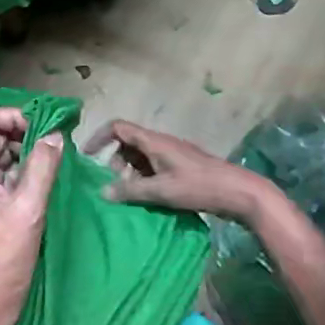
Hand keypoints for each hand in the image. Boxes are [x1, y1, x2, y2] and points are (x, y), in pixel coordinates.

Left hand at [0, 108, 64, 324]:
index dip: (14, 116)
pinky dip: (26, 169)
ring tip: (56, 155)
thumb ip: (42, 167)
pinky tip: (47, 174)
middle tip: (57, 140)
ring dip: (27, 150)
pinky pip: (7, 175)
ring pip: (2, 155)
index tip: (45, 126)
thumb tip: (55, 133)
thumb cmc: (2, 262)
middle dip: (24, 132)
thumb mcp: (27, 211)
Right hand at [82, 120, 281, 223]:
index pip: (118, 127)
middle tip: (115, 184)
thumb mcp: (161, 190)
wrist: (238, 191)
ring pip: (141, 156)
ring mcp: (173, 154)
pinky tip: (148, 197)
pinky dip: (145, 177)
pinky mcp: (182, 167)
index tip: (87, 157)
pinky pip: (154, 166)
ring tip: (131, 194)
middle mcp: (161, 143)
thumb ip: (131, 190)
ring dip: (131, 171)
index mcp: (154, 141)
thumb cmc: (198, 186)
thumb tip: (102, 191)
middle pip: (128, 142)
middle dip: (115, 160)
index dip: (99, 138)